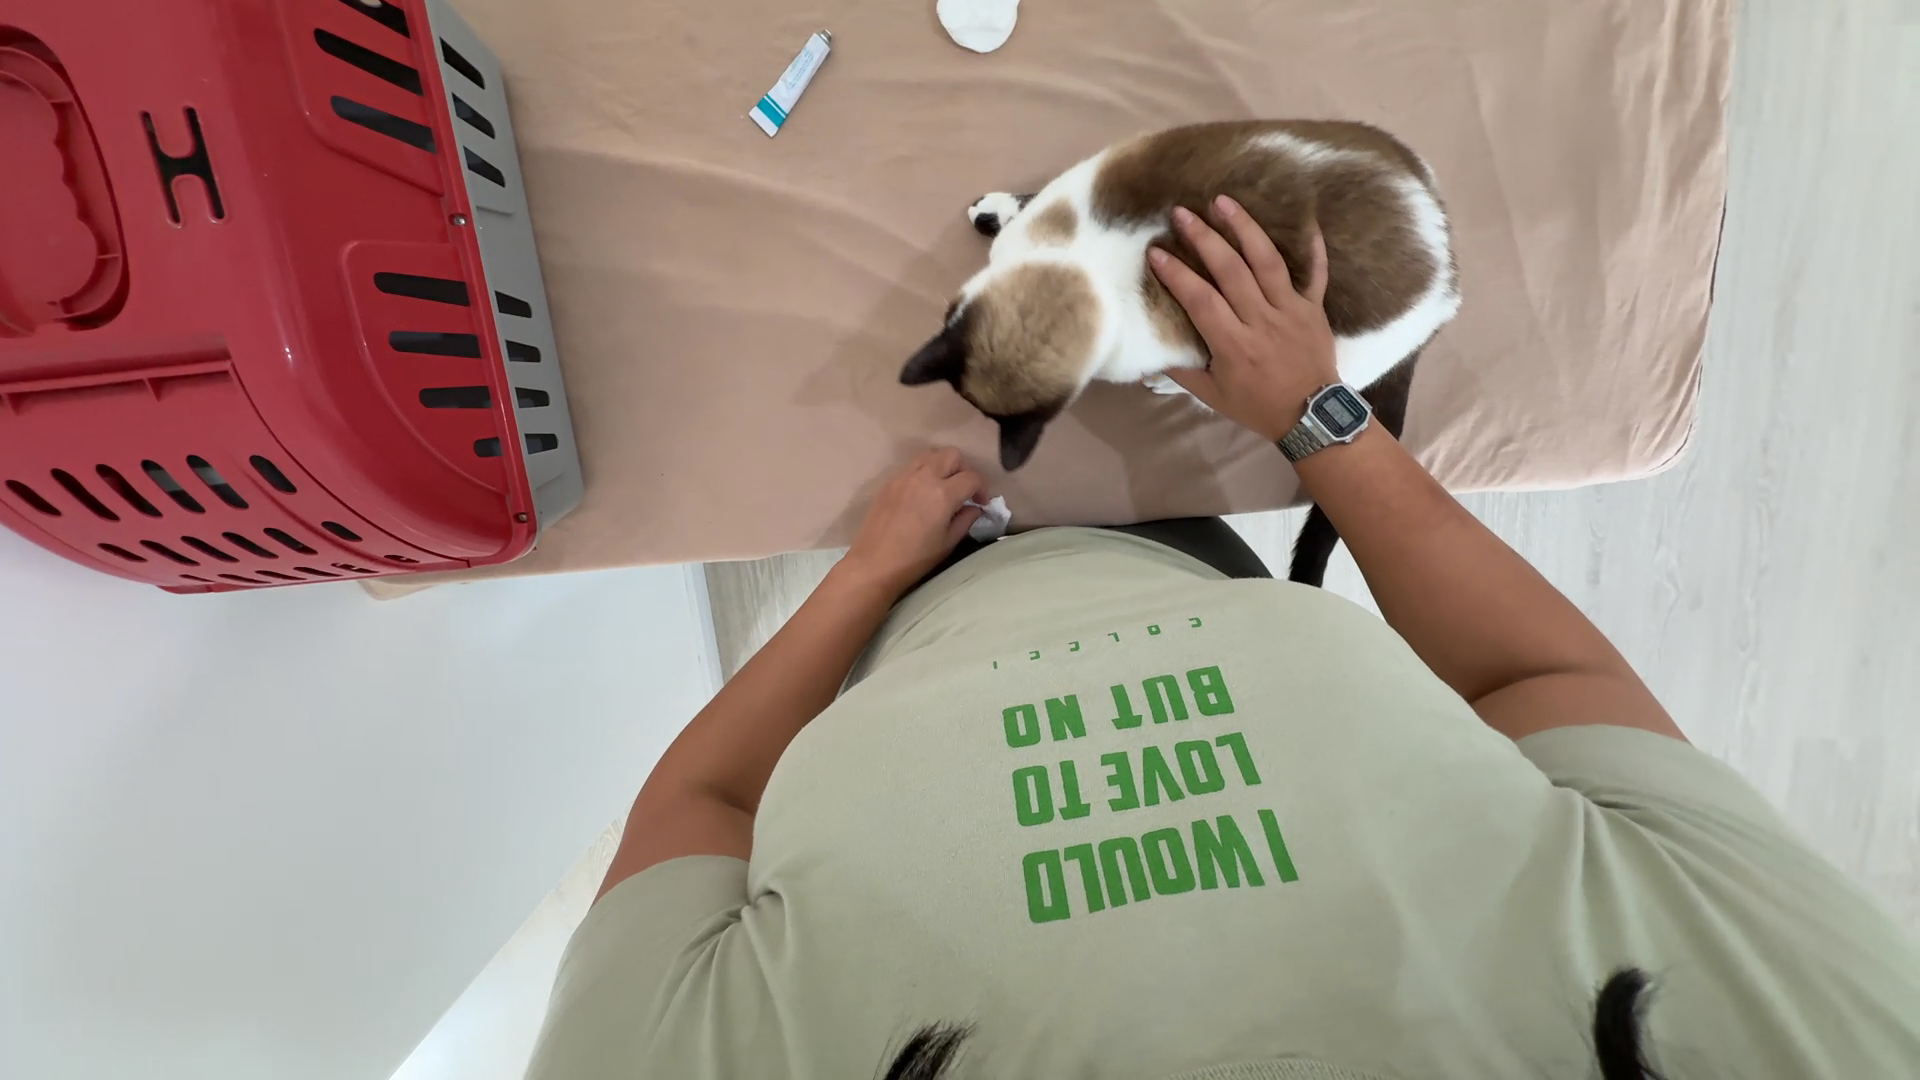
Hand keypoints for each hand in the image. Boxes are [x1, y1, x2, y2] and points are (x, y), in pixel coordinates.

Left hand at [840, 448, 985, 595]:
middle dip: (963, 469)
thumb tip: (974, 508)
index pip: (972, 477)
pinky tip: (921, 495)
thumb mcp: (948, 542)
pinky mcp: (889, 482)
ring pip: (930, 455)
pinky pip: (912, 467)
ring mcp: (904, 476)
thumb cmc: (915, 559)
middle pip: (952, 455)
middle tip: (963, 490)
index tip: (980, 503)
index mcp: (943, 493)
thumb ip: (966, 519)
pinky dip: (923, 473)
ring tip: (943, 488)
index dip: (982, 488)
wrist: (874, 564)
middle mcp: (924, 477)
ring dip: (942, 466)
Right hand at [1148, 195, 1339, 440]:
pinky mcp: (1314, 307)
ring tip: (1224, 201)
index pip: (1200, 300)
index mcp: (1232, 343)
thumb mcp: (1211, 396)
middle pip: (1231, 270)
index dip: (1177, 274)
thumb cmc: (1255, 406)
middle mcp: (1261, 319)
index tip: (1156, 252)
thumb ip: (1182, 372)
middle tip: (1182, 212)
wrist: (1310, 416)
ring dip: (1244, 227)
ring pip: (1267, 261)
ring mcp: (1291, 310)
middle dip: (1204, 238)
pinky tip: (1304, 218)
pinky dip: (1312, 245)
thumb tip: (1151, 355)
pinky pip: (1315, 272)